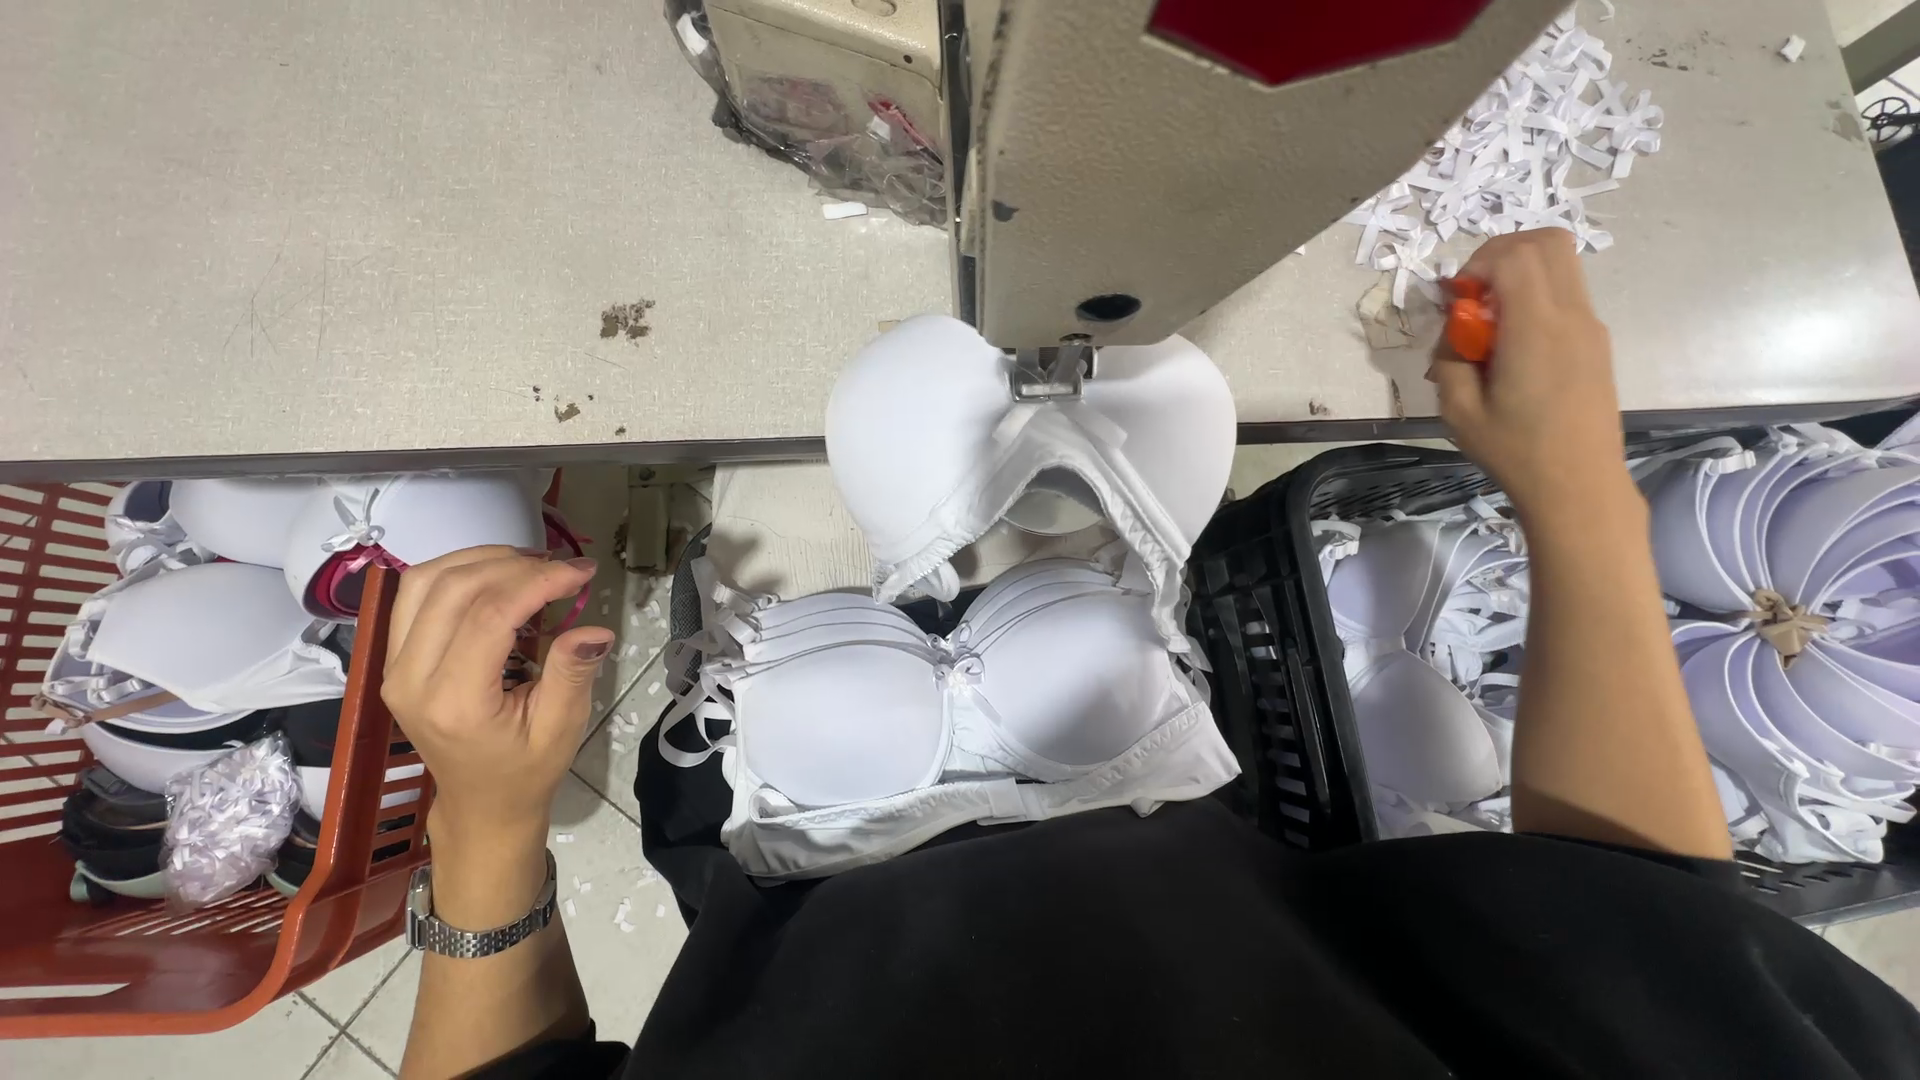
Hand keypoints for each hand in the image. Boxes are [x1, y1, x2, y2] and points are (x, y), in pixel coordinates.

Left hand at [382, 547, 613, 848]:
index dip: (539, 582)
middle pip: (454, 589)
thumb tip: (596, 629)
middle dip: (515, 565)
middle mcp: (410, 679)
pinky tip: (496, 574)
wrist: (481, 803)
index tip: (583, 572)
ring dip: (481, 560)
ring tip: (532, 565)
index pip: (491, 615)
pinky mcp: (394, 658)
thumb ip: (573, 673)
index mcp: (455, 701)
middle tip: (564, 567)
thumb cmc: (527, 769)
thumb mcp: (562, 727)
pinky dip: (455, 570)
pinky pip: (413, 595)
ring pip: (424, 582)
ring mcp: (393, 666)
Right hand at [1430, 228, 1632, 523]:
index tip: (1457, 301)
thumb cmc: (1513, 450)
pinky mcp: (1594, 339)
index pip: (1515, 257)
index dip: (1477, 263)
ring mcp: (1590, 326)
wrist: (1577, 482)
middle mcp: (1571, 316)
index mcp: (1536, 331)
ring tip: (1489, 323)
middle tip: (1472, 296)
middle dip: (1500, 254)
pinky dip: (1532, 297)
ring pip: (1559, 263)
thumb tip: (1456, 329)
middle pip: (1547, 242)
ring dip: (1517, 275)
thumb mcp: (1457, 410)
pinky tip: (1509, 344)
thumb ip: (1449, 358)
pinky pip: (1564, 293)